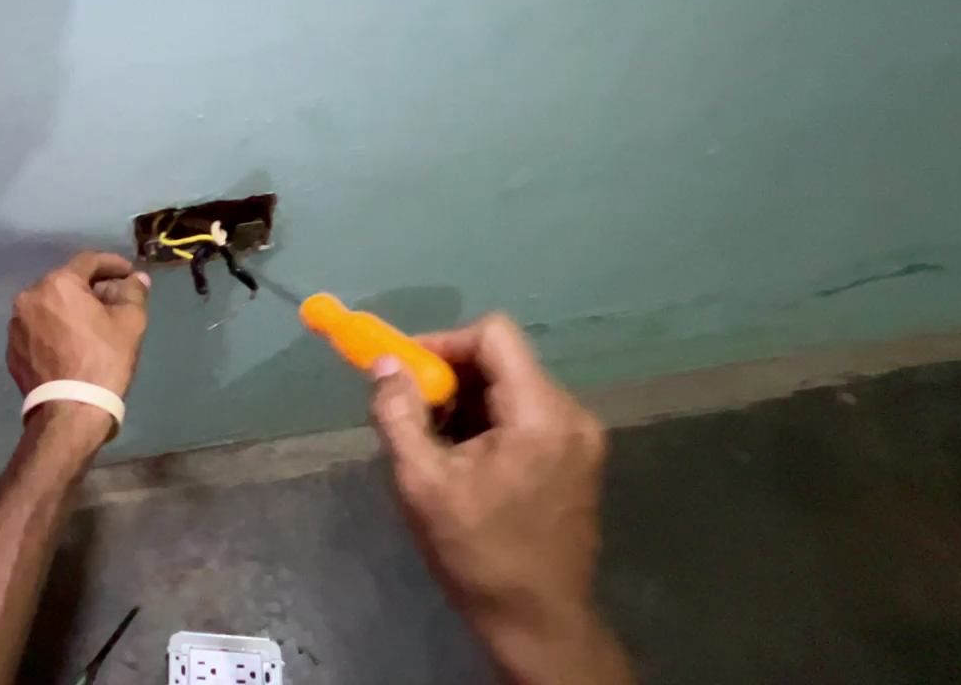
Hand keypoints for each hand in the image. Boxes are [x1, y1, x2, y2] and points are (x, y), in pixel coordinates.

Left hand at [7, 251, 150, 398]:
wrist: (70, 412)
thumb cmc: (103, 360)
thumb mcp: (130, 322)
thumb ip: (134, 292)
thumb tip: (137, 278)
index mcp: (58, 283)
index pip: (89, 261)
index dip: (113, 264)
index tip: (129, 274)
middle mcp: (30, 296)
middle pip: (66, 283)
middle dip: (91, 288)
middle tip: (114, 301)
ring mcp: (16, 324)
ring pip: (49, 306)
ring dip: (70, 309)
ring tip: (92, 325)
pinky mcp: (12, 350)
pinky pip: (38, 329)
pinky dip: (54, 330)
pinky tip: (71, 345)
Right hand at [369, 312, 630, 684]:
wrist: (538, 625)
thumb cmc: (477, 552)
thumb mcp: (420, 481)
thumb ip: (397, 413)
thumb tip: (383, 362)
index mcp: (540, 415)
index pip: (493, 335)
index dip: (443, 342)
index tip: (406, 372)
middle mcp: (570, 415)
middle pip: (499, 359)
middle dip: (447, 376)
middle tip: (409, 409)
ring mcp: (577, 438)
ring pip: (507, 385)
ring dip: (462, 401)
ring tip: (431, 441)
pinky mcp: (573, 458)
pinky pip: (520, 412)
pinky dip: (484, 421)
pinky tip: (460, 459)